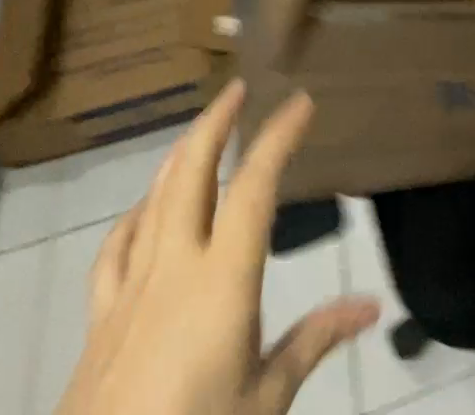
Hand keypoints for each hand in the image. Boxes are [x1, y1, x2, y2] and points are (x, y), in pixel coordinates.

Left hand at [53, 82, 380, 414]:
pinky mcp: (101, 319)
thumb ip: (313, 342)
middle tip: (239, 90)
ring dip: (177, 158)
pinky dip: (136, 215)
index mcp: (223, 281)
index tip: (301, 102)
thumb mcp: (265, 399)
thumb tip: (373, 306)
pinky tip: (144, 211)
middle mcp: (173, 270)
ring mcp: (129, 291)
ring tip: (200, 133)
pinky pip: (116, 248)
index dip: (277, 139)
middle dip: (214, 126)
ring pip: (151, 203)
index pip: (253, 189)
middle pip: (189, 178)